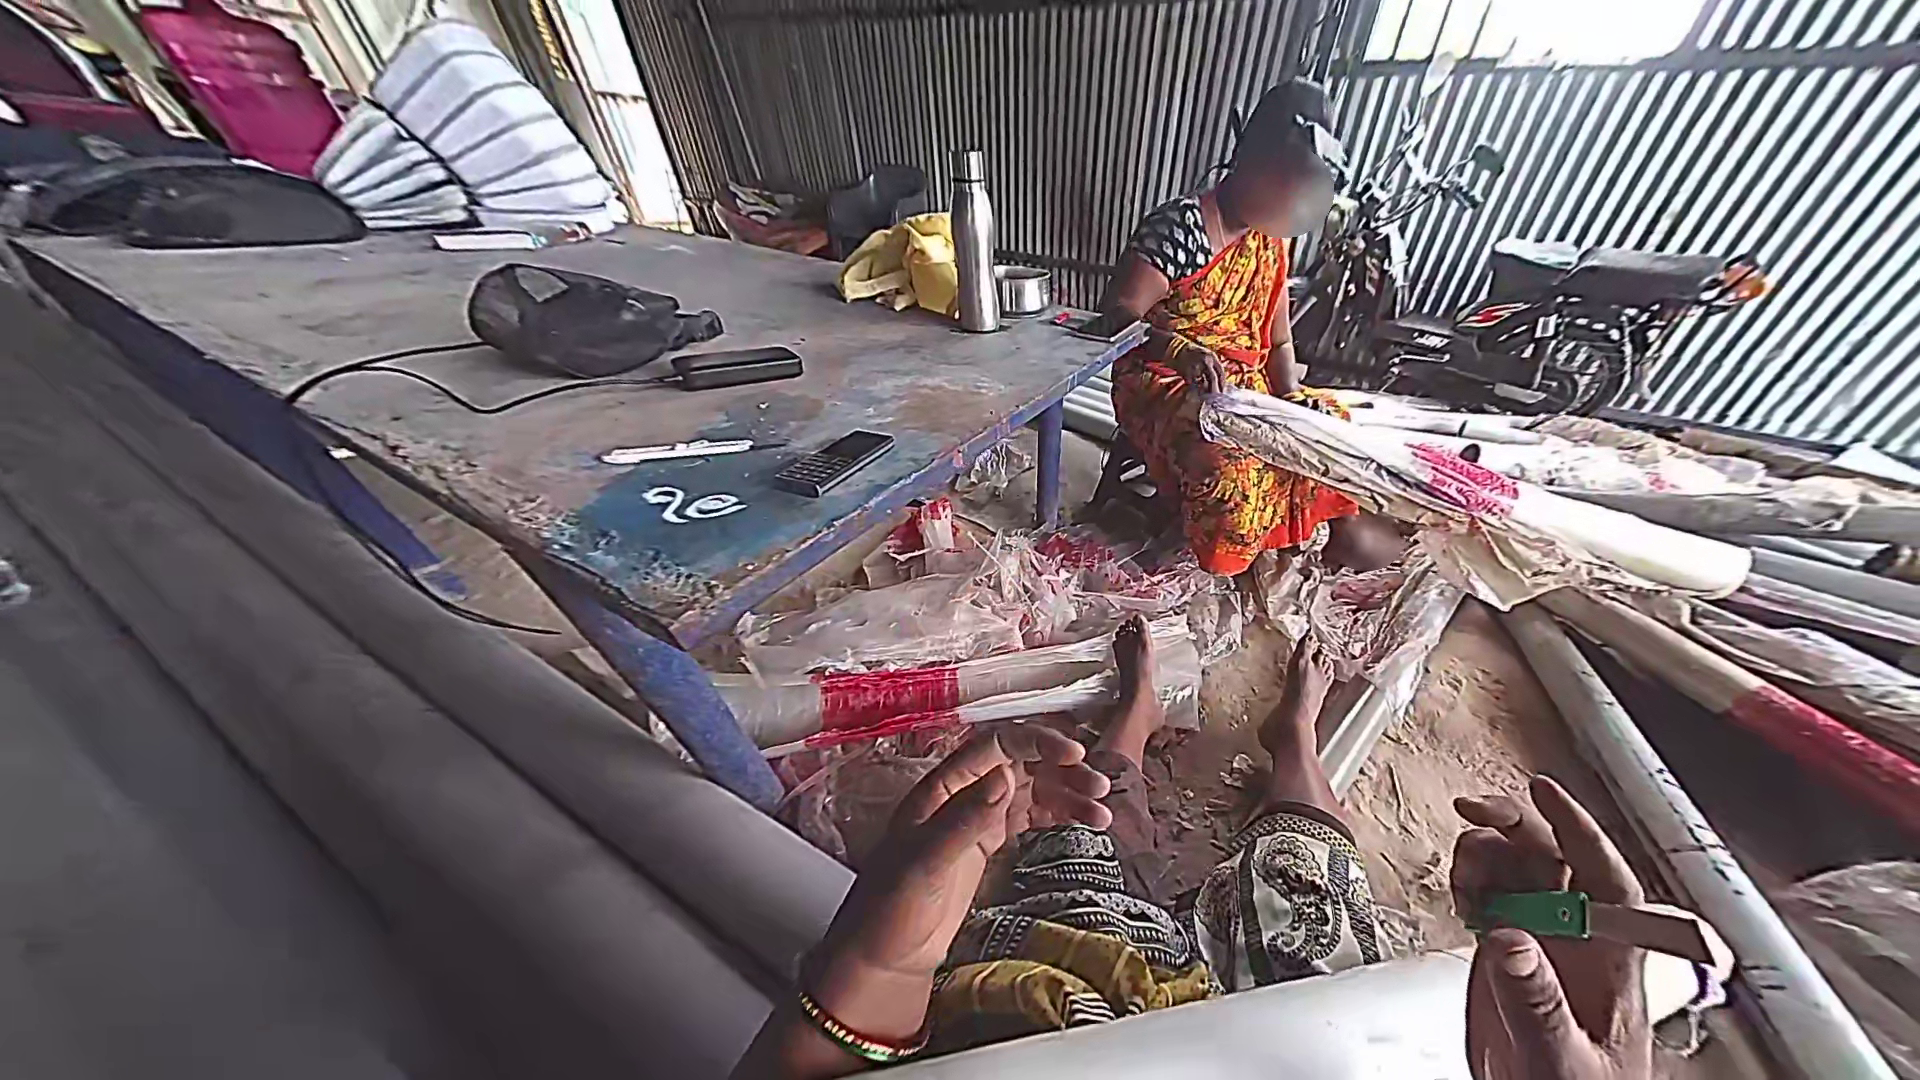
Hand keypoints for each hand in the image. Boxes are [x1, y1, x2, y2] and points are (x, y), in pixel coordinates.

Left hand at [771, 724, 1111, 1078]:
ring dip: (1066, 793)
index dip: (1036, 743)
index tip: (1073, 755)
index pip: (997, 746)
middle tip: (1097, 786)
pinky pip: (1029, 816)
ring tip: (1100, 810)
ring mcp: (977, 817)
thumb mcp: (925, 862)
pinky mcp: (988, 842)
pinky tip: (1082, 822)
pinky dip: (1057, 815)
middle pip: (1020, 763)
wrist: (884, 956)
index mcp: (944, 786)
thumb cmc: (891, 907)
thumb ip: (965, 819)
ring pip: (1030, 788)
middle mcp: (963, 794)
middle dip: (1061, 768)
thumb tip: (1005, 776)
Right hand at [1186, 347, 1227, 396]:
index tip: (1222, 392)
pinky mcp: (1187, 371)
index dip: (1222, 383)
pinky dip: (1193, 387)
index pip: (1221, 372)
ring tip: (1205, 396)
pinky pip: (1192, 382)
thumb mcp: (1207, 355)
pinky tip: (1194, 389)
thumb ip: (1213, 365)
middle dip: (1214, 389)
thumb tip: (1217, 380)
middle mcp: (1206, 361)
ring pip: (1202, 382)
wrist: (1178, 349)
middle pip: (1213, 378)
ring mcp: (1196, 366)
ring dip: (1204, 390)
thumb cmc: (1193, 353)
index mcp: (1212, 357)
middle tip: (1215, 397)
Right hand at [1452, 775, 1650, 1079]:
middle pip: (1548, 854)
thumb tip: (1510, 937)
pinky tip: (1464, 902)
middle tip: (1469, 810)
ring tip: (1465, 887)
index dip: (1578, 828)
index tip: (1543, 790)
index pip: (1605, 878)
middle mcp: (1575, 934)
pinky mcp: (1504, 937)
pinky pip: (1484, 885)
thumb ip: (1536, 1001)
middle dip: (1509, 823)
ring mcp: (1538, 933)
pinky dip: (1465, 878)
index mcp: (1609, 959)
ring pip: (1510, 863)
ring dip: (1478, 857)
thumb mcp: (1559, 1060)